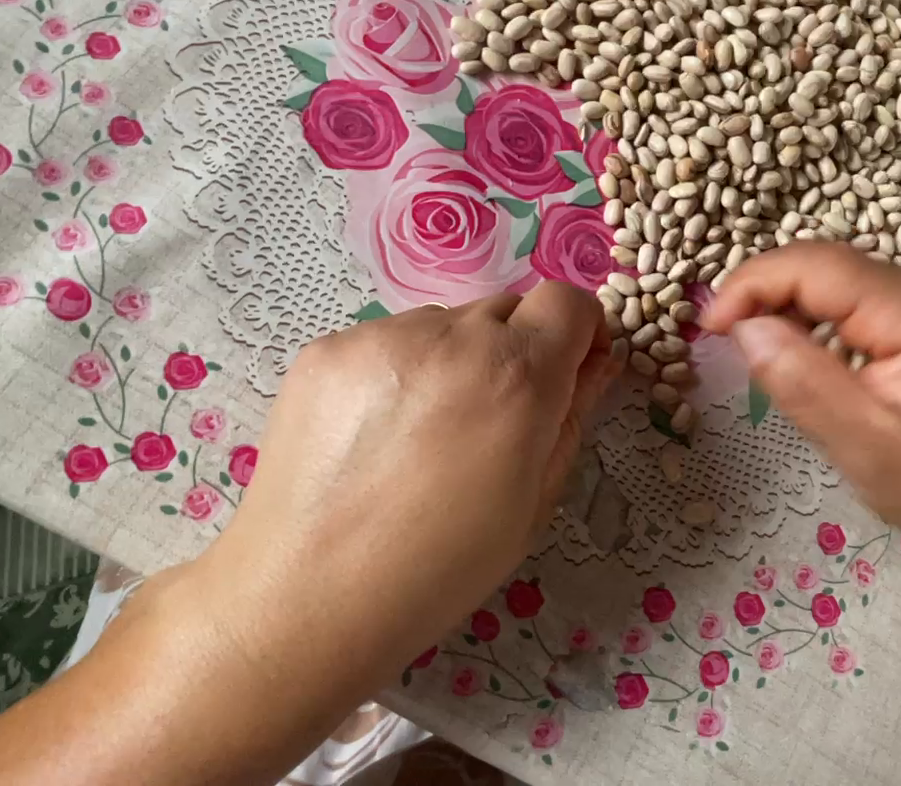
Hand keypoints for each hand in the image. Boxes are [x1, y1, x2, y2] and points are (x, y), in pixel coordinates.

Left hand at [176, 282, 616, 688]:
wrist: (304, 599)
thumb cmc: (439, 568)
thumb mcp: (533, 502)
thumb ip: (573, 415)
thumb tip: (596, 361)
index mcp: (517, 376)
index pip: (569, 301)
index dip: (577, 332)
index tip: (566, 371)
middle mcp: (455, 337)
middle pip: (508, 310)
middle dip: (515, 350)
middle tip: (486, 418)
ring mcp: (384, 335)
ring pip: (446, 324)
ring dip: (454, 358)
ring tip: (419, 431)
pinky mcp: (329, 347)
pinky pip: (388, 339)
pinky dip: (398, 370)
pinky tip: (373, 431)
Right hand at [702, 242, 900, 567]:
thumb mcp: (870, 447)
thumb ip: (802, 383)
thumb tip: (742, 328)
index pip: (810, 264)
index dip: (749, 286)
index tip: (707, 330)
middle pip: (816, 264)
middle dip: (760, 295)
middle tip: (725, 348)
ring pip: (826, 280)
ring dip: (781, 308)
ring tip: (756, 357)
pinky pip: (845, 302)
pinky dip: (807, 321)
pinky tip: (798, 358)